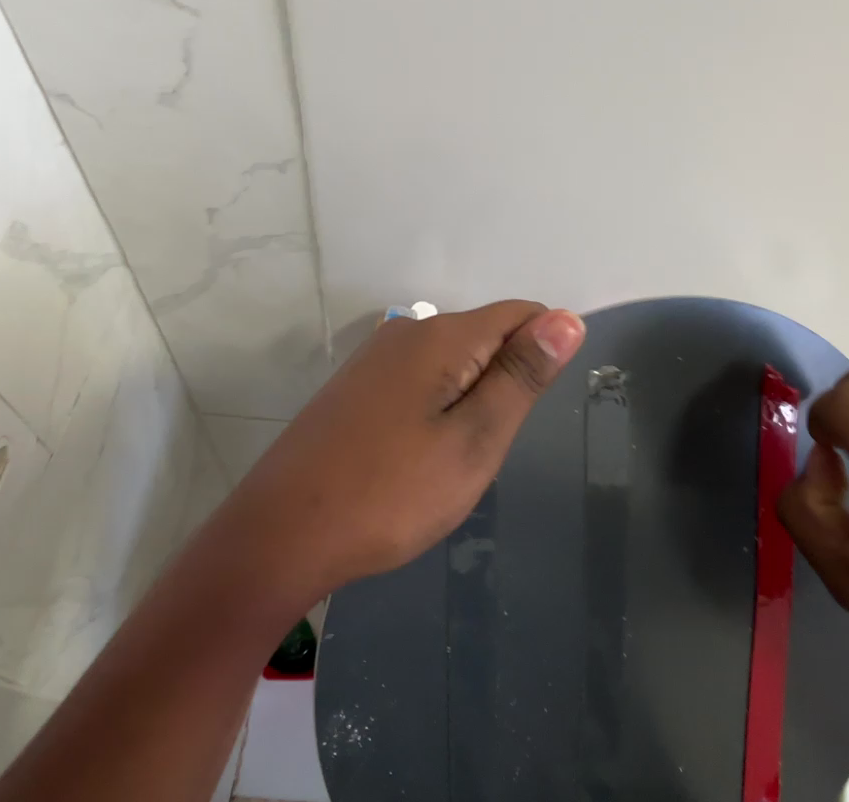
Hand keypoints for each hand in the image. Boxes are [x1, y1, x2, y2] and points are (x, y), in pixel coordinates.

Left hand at [224, 300, 585, 599]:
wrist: (283, 534)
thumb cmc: (391, 494)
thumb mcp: (474, 441)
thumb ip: (521, 377)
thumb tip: (566, 318)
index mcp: (441, 336)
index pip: (521, 313)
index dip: (541, 357)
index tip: (527, 415)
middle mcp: (405, 333)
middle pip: (484, 339)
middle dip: (501, 389)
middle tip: (478, 454)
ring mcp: (373, 362)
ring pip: (451, 367)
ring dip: (466, 408)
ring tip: (443, 466)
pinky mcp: (354, 391)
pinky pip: (417, 386)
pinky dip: (433, 416)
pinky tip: (411, 464)